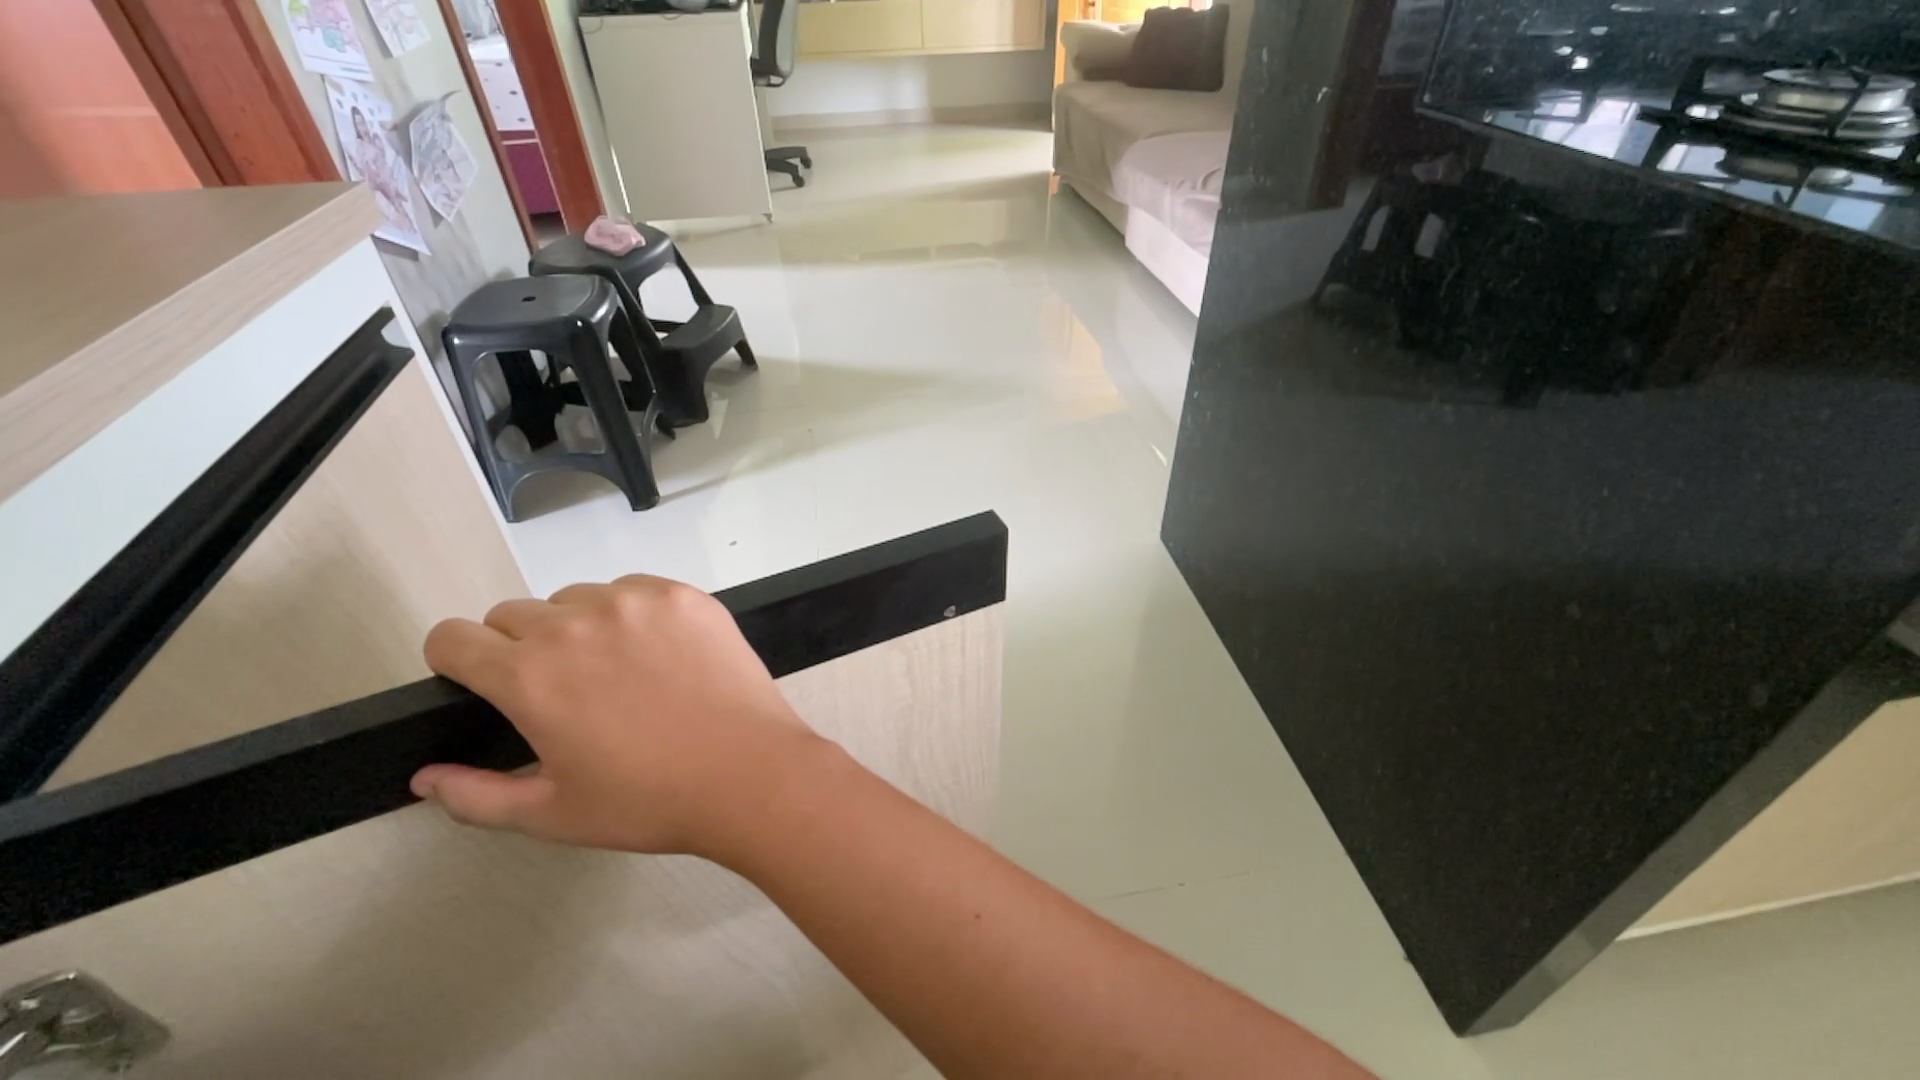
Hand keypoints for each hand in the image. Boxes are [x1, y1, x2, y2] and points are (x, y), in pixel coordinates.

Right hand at [410, 575, 830, 859]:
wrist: (751, 775)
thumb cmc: (650, 801)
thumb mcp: (554, 814)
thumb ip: (475, 796)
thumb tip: (424, 775)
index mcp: (529, 675)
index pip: (451, 637)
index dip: (458, 662)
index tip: (484, 686)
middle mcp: (575, 623)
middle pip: (512, 615)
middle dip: (520, 649)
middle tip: (566, 694)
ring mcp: (635, 601)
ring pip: (577, 599)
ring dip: (580, 628)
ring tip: (622, 677)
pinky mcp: (684, 595)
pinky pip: (635, 590)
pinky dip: (633, 616)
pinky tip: (662, 657)